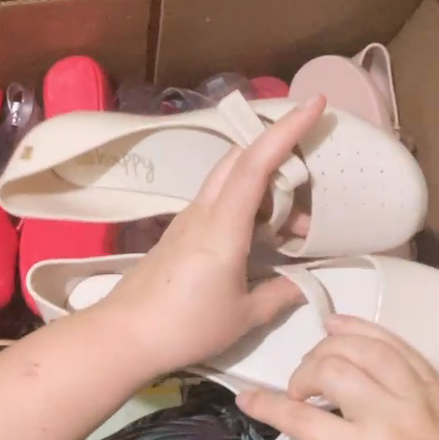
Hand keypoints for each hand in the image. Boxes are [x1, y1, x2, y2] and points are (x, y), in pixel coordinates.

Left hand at [87, 96, 322, 376]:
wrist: (124, 336)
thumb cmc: (185, 326)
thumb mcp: (243, 316)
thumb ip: (279, 294)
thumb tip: (303, 282)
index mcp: (222, 227)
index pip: (255, 163)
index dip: (287, 130)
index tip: (314, 103)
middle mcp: (202, 214)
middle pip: (238, 160)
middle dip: (277, 150)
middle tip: (310, 166)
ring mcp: (185, 222)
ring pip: (227, 182)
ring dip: (263, 186)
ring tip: (294, 222)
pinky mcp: (176, 236)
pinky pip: (216, 203)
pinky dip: (245, 204)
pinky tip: (260, 234)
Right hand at [234, 317, 438, 439]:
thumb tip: (309, 422)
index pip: (303, 421)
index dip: (267, 407)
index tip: (245, 399)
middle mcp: (390, 415)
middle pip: (328, 370)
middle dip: (300, 377)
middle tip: (300, 396)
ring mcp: (417, 391)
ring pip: (358, 347)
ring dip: (326, 350)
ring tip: (317, 365)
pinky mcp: (436, 378)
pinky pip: (392, 342)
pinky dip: (360, 329)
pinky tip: (338, 326)